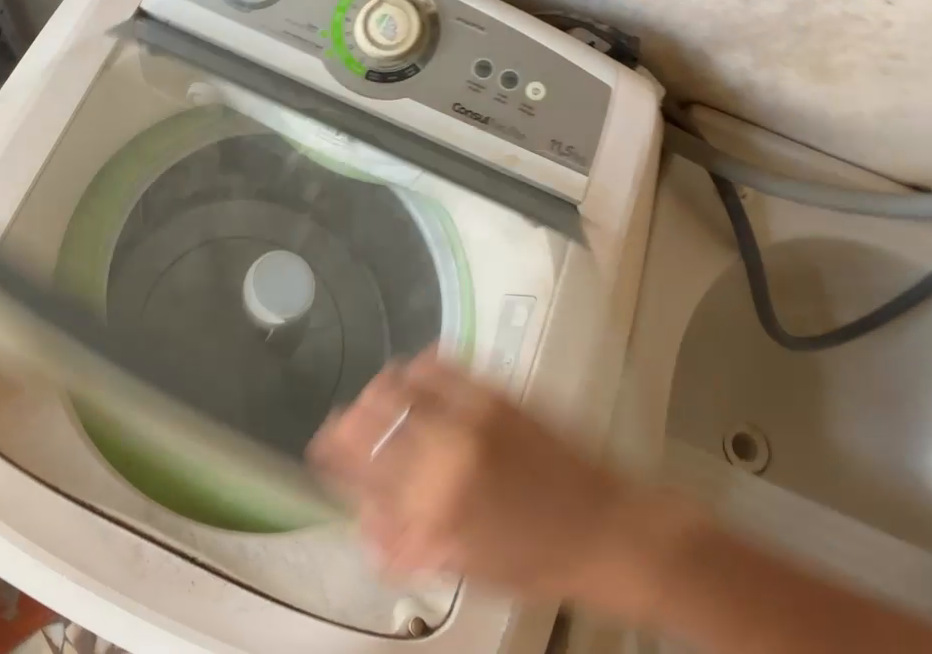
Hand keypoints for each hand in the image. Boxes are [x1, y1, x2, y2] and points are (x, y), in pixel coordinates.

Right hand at [307, 357, 701, 623]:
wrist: (610, 531)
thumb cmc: (538, 561)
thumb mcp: (468, 567)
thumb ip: (410, 544)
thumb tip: (365, 530)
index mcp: (432, 502)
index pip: (360, 468)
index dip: (332, 455)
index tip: (321, 450)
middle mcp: (443, 451)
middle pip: (370, 418)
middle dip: (347, 421)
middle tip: (345, 425)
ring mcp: (470, 414)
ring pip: (398, 384)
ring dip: (379, 391)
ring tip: (378, 398)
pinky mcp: (496, 392)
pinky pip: (441, 363)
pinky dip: (419, 366)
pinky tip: (417, 374)